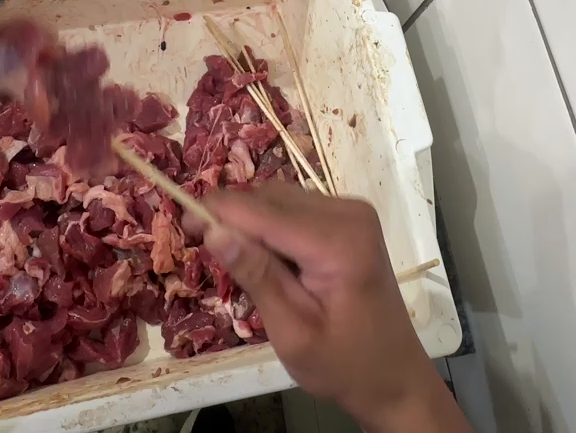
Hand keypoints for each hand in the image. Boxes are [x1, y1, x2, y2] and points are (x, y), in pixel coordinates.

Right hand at [202, 185, 467, 431]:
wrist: (394, 376)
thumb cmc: (344, 364)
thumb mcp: (292, 332)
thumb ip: (255, 276)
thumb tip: (213, 229)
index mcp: (338, 241)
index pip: (263, 212)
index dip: (218, 211)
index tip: (181, 220)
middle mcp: (348, 211)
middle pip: (271, 198)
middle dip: (232, 217)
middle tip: (199, 243)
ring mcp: (351, 210)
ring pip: (281, 198)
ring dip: (252, 220)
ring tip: (236, 260)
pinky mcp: (349, 216)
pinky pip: (296, 207)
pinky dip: (272, 224)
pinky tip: (267, 257)